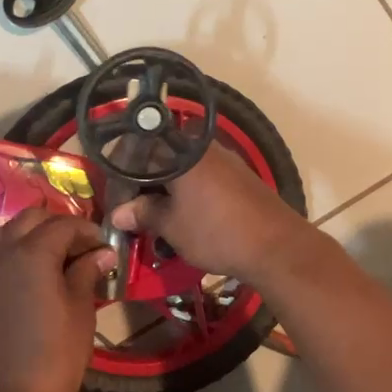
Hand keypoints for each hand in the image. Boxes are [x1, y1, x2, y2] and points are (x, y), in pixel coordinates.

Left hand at [0, 209, 114, 391]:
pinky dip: (8, 254)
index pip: (64, 225)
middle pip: (30, 220)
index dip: (87, 231)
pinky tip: (25, 276)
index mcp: (32, 252)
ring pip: (4, 233)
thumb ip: (87, 272)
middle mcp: (1, 252)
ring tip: (50, 258)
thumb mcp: (81, 309)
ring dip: (29, 236)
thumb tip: (102, 254)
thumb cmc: (57, 354)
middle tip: (79, 247)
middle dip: (57, 226)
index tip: (104, 246)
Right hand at [110, 144, 322, 279]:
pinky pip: (203, 175)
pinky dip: (188, 191)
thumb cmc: (215, 232)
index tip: (116, 201)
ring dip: (167, 188)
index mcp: (179, 152)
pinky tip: (184, 213)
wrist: (275, 244)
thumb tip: (117, 214)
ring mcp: (224, 158)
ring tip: (156, 215)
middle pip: (161, 156)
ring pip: (183, 167)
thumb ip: (144, 214)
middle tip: (133, 210)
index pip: (138, 151)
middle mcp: (201, 147)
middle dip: (144, 182)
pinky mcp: (239, 174)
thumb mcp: (172, 226)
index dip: (121, 176)